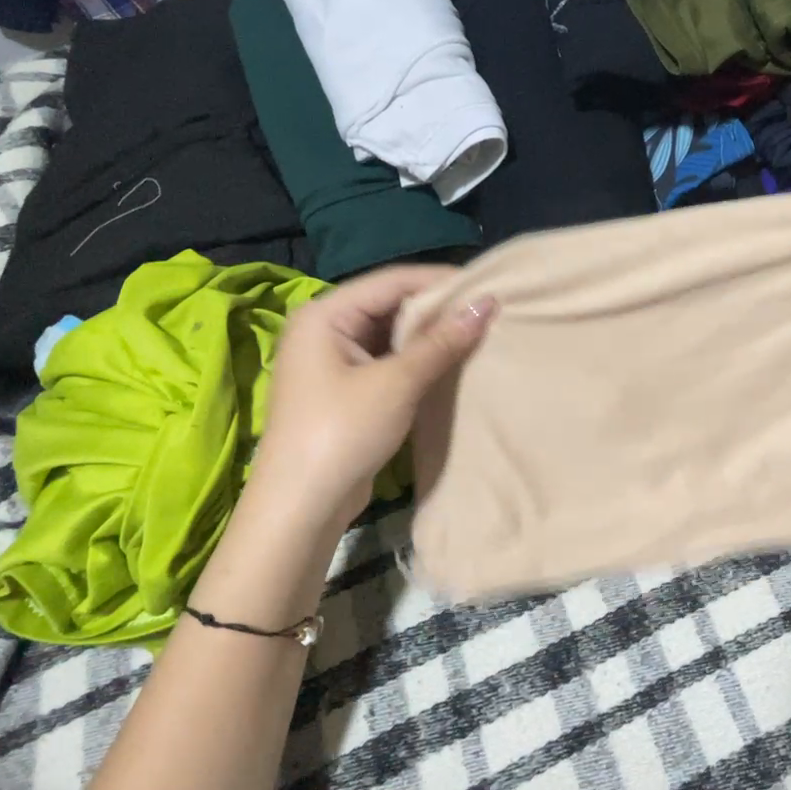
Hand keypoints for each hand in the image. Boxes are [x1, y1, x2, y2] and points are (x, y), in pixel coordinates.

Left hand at [250, 266, 494, 532]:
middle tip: (489, 312)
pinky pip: (389, 358)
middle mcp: (325, 328)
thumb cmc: (342, 433)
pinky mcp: (346, 387)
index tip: (489, 287)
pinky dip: (419, 358)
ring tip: (479, 333)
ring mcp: (333, 359)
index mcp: (325, 314)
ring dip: (432, 335)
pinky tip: (452, 361)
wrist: (301, 508)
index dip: (442, 282)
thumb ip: (442, 341)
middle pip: (392, 303)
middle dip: (439, 309)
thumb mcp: (397, 383)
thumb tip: (488, 303)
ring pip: (393, 332)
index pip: (393, 281)